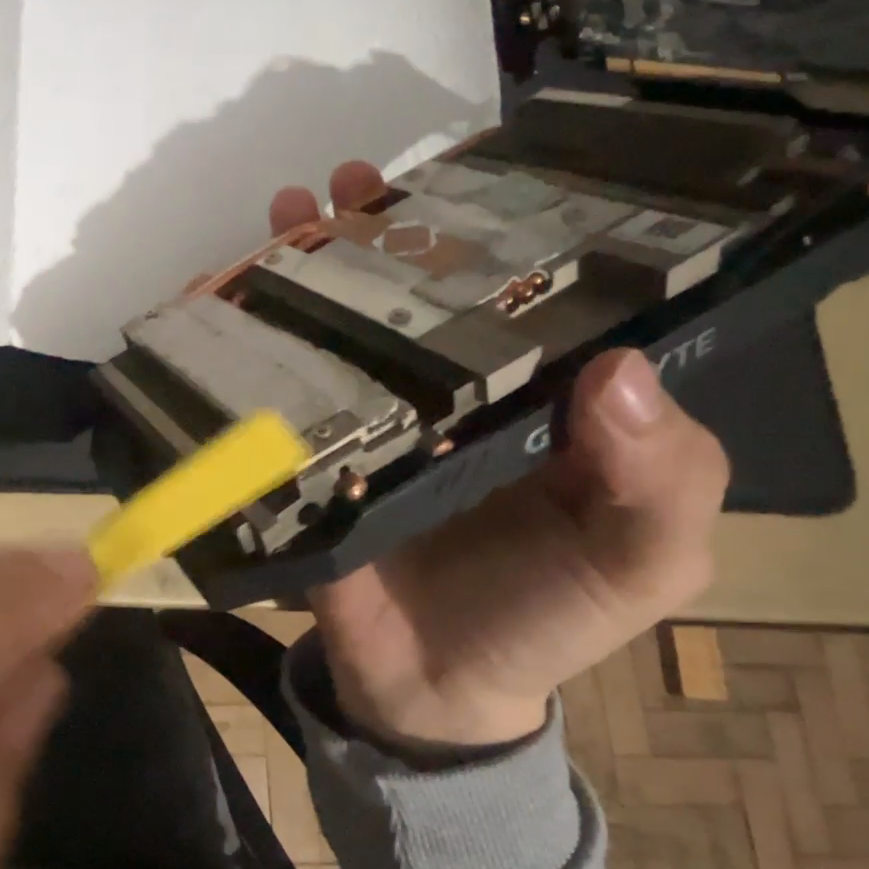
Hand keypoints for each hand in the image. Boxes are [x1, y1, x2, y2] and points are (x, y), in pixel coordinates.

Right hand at [265, 164, 731, 753]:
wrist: (429, 687)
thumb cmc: (546, 616)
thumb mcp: (643, 556)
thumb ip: (662, 476)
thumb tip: (616, 369)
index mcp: (515, 397)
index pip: (501, 297)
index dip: (482, 233)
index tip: (452, 183)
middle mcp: (429, 392)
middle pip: (395, 295)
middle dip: (367, 231)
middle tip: (342, 181)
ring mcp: (351, 422)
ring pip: (322, 329)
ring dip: (296, 268)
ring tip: (281, 216)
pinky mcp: (289, 460)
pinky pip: (257, 396)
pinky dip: (229, 348)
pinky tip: (206, 301)